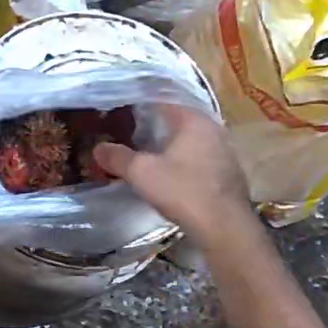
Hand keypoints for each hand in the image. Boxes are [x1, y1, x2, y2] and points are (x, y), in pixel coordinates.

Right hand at [92, 104, 259, 249]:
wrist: (224, 226)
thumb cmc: (182, 191)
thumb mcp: (141, 173)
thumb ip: (118, 157)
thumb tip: (98, 148)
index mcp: (193, 118)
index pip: (162, 101)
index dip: (139, 107)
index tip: (120, 116)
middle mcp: (213, 127)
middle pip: (177, 120)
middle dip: (155, 127)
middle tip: (130, 136)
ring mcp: (225, 149)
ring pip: (191, 140)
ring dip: (171, 146)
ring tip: (148, 155)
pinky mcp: (229, 171)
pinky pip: (201, 157)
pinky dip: (185, 161)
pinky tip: (172, 174)